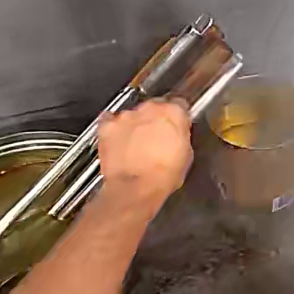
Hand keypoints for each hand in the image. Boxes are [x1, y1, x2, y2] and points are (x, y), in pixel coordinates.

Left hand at [95, 99, 192, 213]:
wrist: (136, 189)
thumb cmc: (162, 177)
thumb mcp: (185, 156)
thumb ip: (180, 136)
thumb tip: (177, 134)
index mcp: (173, 113)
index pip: (178, 104)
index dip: (176, 117)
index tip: (174, 126)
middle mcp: (149, 108)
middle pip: (153, 107)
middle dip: (153, 120)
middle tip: (154, 139)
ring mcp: (126, 116)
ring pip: (131, 115)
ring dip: (134, 126)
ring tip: (134, 146)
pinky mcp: (108, 126)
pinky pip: (109, 120)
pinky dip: (113, 129)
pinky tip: (117, 140)